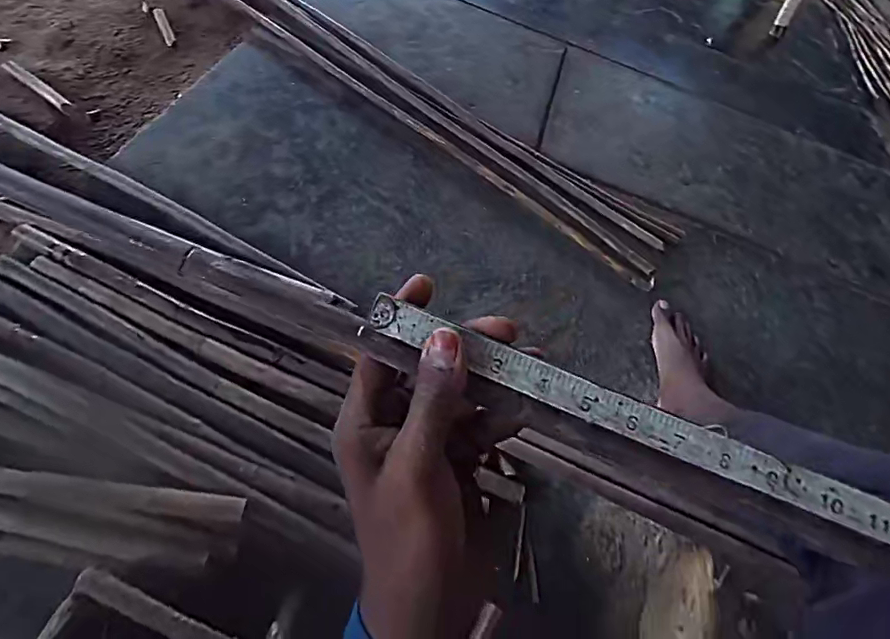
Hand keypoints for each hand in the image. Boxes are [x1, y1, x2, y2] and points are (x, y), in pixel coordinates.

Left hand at [333, 274, 520, 638]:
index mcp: (363, 419)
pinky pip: (475, 426)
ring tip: (526, 358)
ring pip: (455, 395)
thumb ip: (431, 401)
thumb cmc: (406, 540)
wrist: (429, 614)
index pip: (378, 352)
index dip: (401, 317)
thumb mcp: (415, 465)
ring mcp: (424, 442)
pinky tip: (522, 404)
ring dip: (489, 380)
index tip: (426, 284)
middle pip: (425, 369)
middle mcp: (391, 422)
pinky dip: (497, 414)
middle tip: (502, 328)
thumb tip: (445, 338)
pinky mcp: (453, 463)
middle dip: (461, 348)